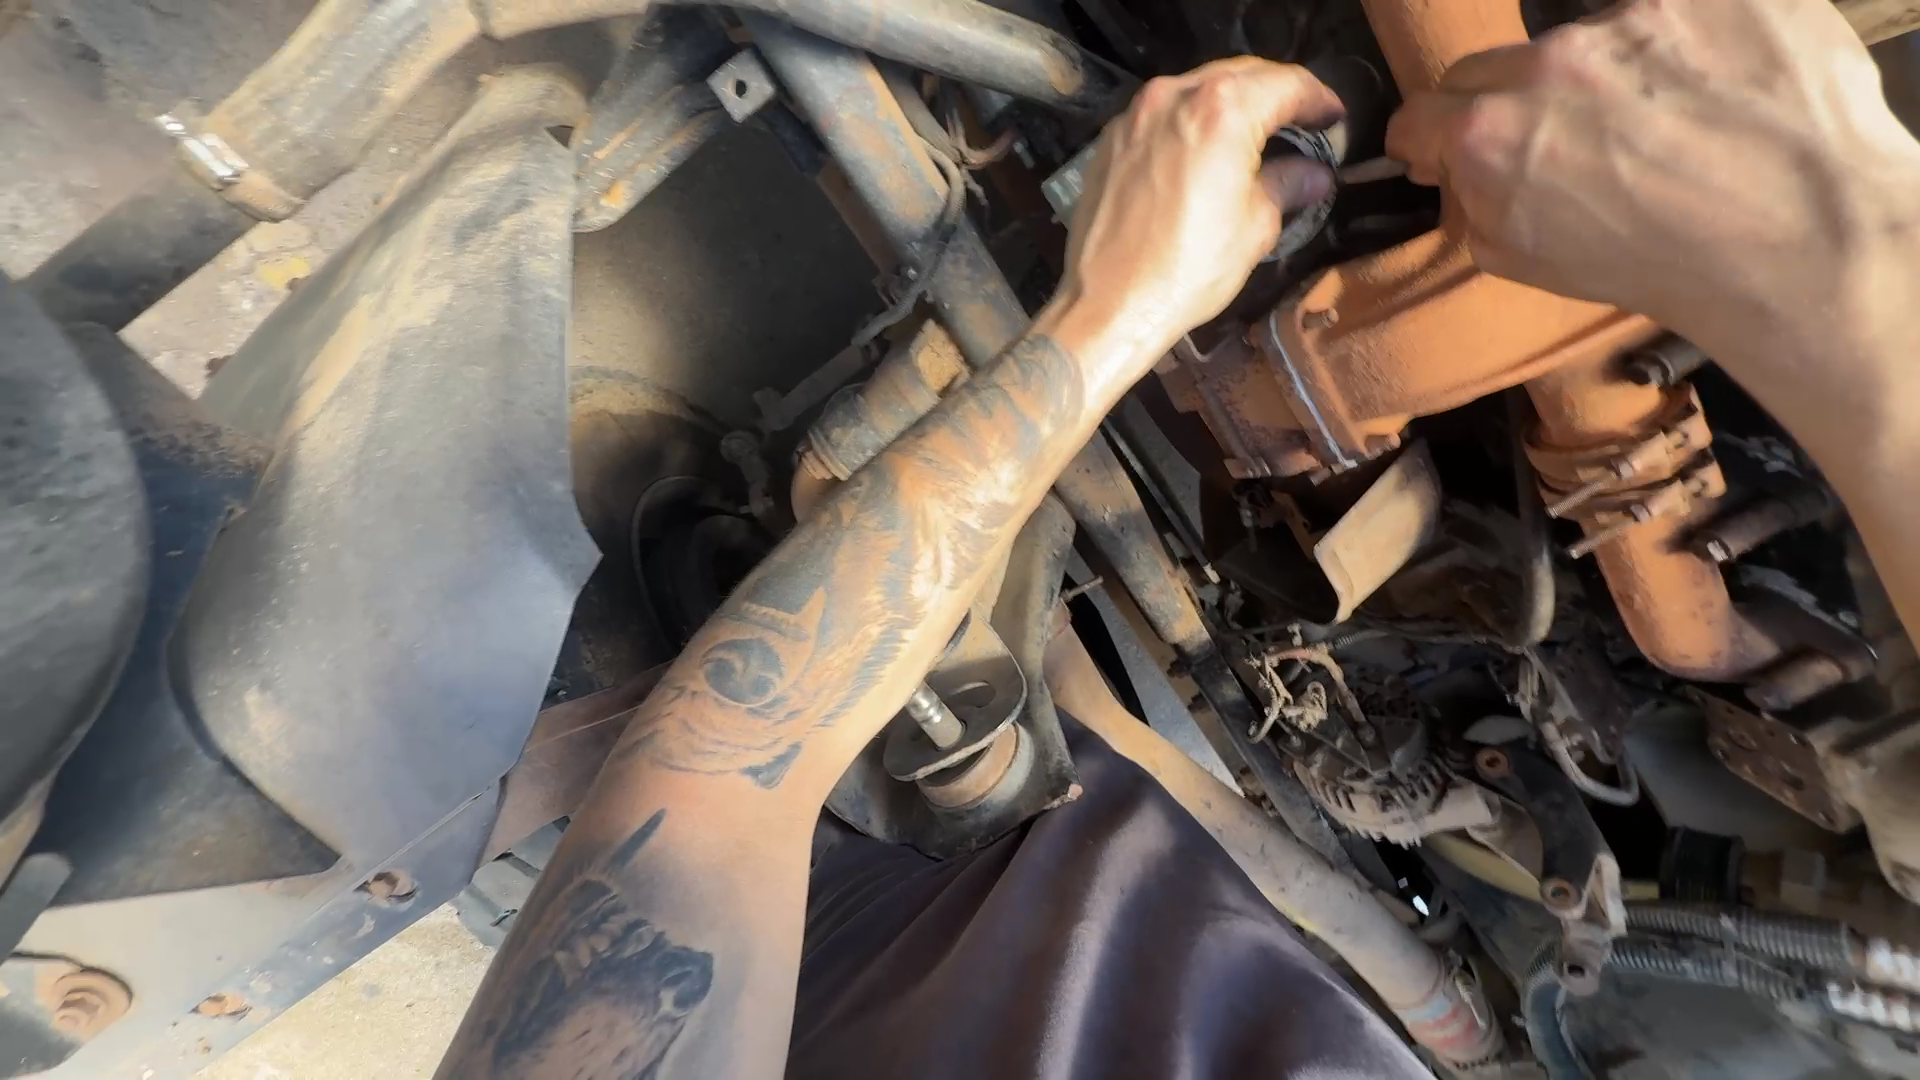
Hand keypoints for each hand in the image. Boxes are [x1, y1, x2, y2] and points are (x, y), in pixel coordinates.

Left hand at [1041, 57, 1343, 380]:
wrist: (1108, 306)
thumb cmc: (1184, 273)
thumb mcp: (1253, 229)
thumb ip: (1286, 186)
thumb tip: (1312, 174)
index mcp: (1221, 110)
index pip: (1286, 84)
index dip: (1318, 100)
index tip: (1332, 119)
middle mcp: (1173, 98)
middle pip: (1238, 77)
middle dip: (1272, 97)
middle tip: (1296, 124)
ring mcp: (1133, 119)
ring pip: (1193, 93)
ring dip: (1225, 107)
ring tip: (1247, 138)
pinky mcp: (1107, 145)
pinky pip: (1157, 119)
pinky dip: (1184, 127)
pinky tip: (1196, 155)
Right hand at [1385, 0, 1919, 364]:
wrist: (1785, 229)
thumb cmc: (1637, 256)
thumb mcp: (1508, 254)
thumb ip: (1468, 197)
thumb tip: (1463, 170)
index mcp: (1485, 133)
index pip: (1414, 115)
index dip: (1419, 142)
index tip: (1434, 154)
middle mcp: (1548, 62)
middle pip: (1480, 70)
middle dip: (1487, 107)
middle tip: (1529, 143)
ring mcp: (1633, 17)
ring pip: (1569, 44)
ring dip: (1578, 79)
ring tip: (1632, 123)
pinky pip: (1656, 21)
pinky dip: (1658, 55)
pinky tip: (1688, 98)